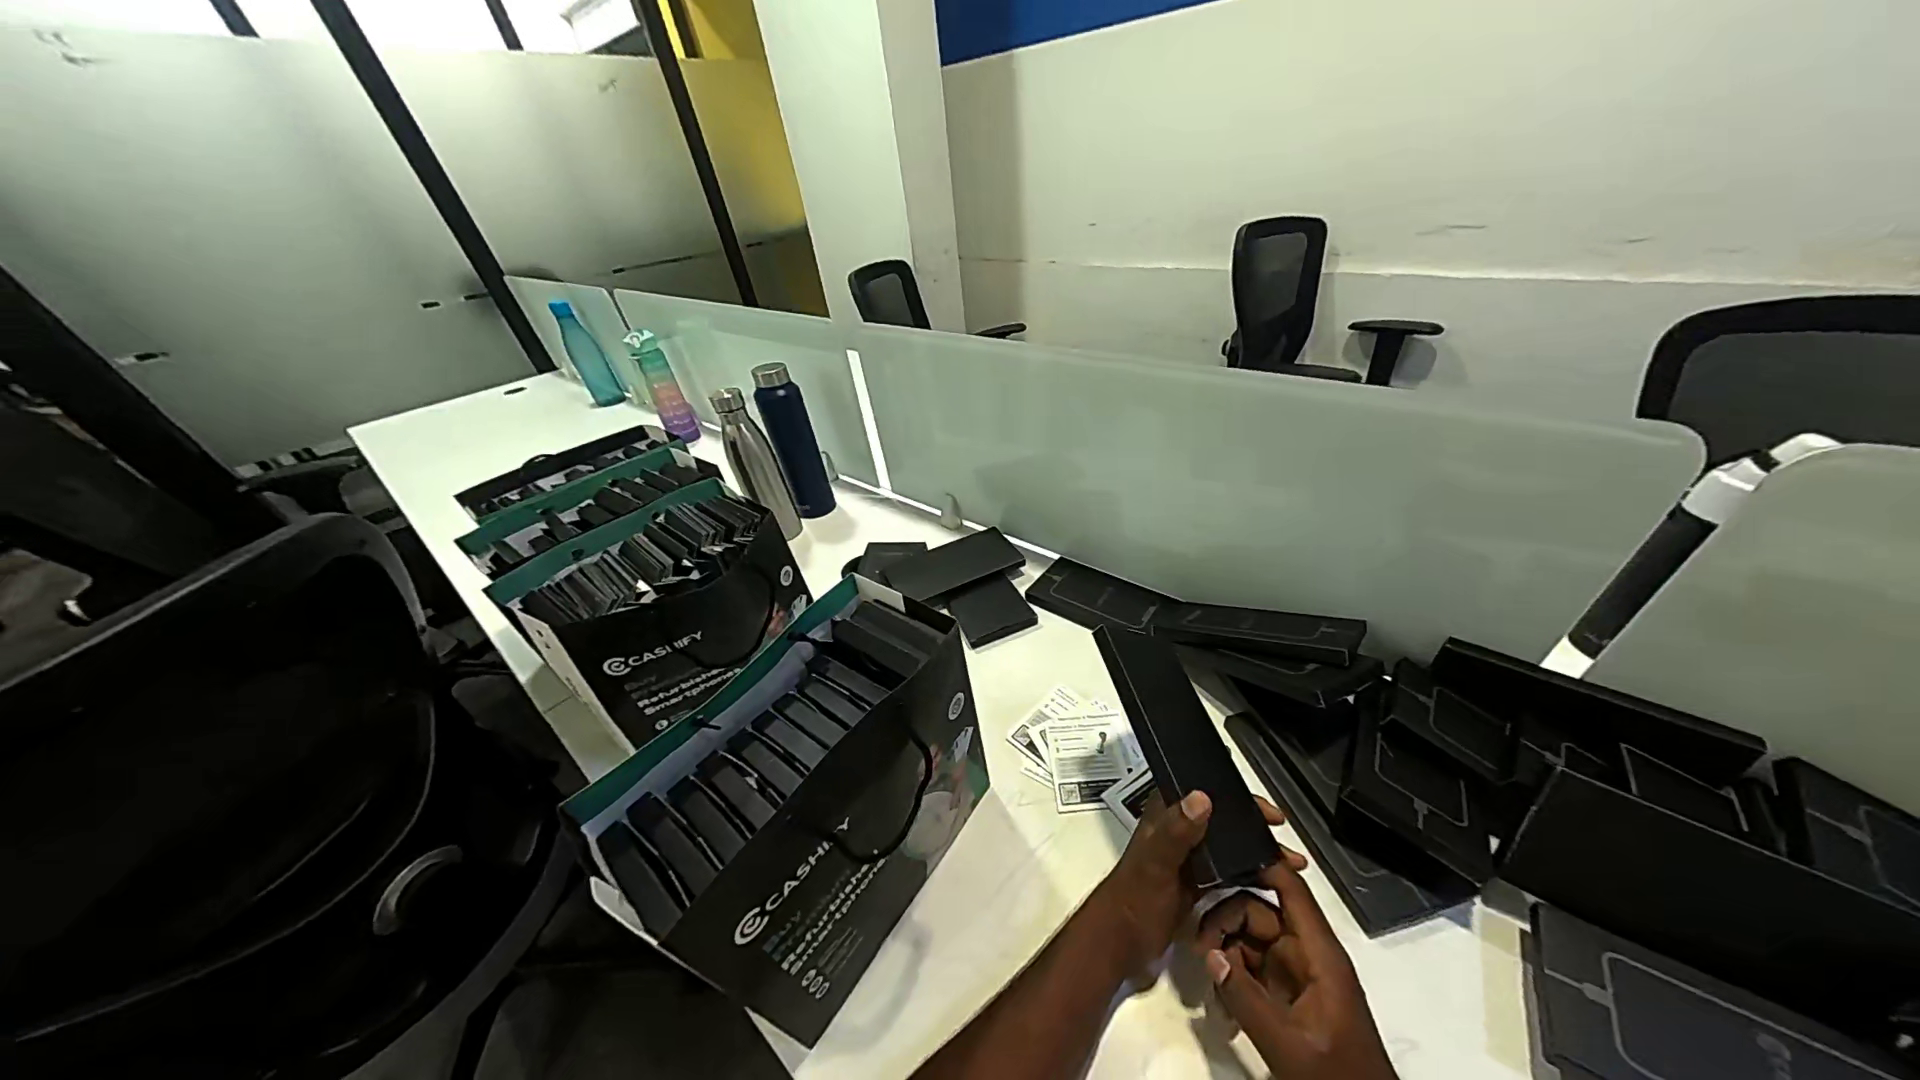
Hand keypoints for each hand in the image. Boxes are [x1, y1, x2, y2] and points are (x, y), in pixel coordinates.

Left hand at [1091, 793, 1306, 982]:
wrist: (1120, 944)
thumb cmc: (1132, 898)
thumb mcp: (1156, 862)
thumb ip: (1176, 831)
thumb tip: (1201, 798)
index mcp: (1164, 819)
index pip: (1200, 792)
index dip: (1232, 795)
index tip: (1266, 810)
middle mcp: (1176, 835)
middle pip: (1219, 821)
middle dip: (1251, 826)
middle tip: (1283, 839)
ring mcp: (1185, 862)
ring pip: (1226, 848)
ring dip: (1254, 852)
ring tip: (1288, 865)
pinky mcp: (1193, 887)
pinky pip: (1226, 875)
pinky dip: (1248, 877)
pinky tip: (1269, 888)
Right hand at [1197, 862, 1396, 1079]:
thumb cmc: (1337, 1079)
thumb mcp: (1288, 1044)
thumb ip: (1245, 998)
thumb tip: (1210, 954)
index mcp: (1319, 953)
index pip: (1290, 888)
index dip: (1260, 863)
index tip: (1219, 853)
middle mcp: (1306, 953)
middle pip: (1259, 909)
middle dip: (1226, 918)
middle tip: (1199, 943)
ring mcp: (1294, 973)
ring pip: (1249, 935)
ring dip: (1225, 946)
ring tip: (1207, 970)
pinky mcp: (1284, 993)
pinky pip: (1250, 964)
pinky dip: (1232, 971)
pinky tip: (1219, 996)